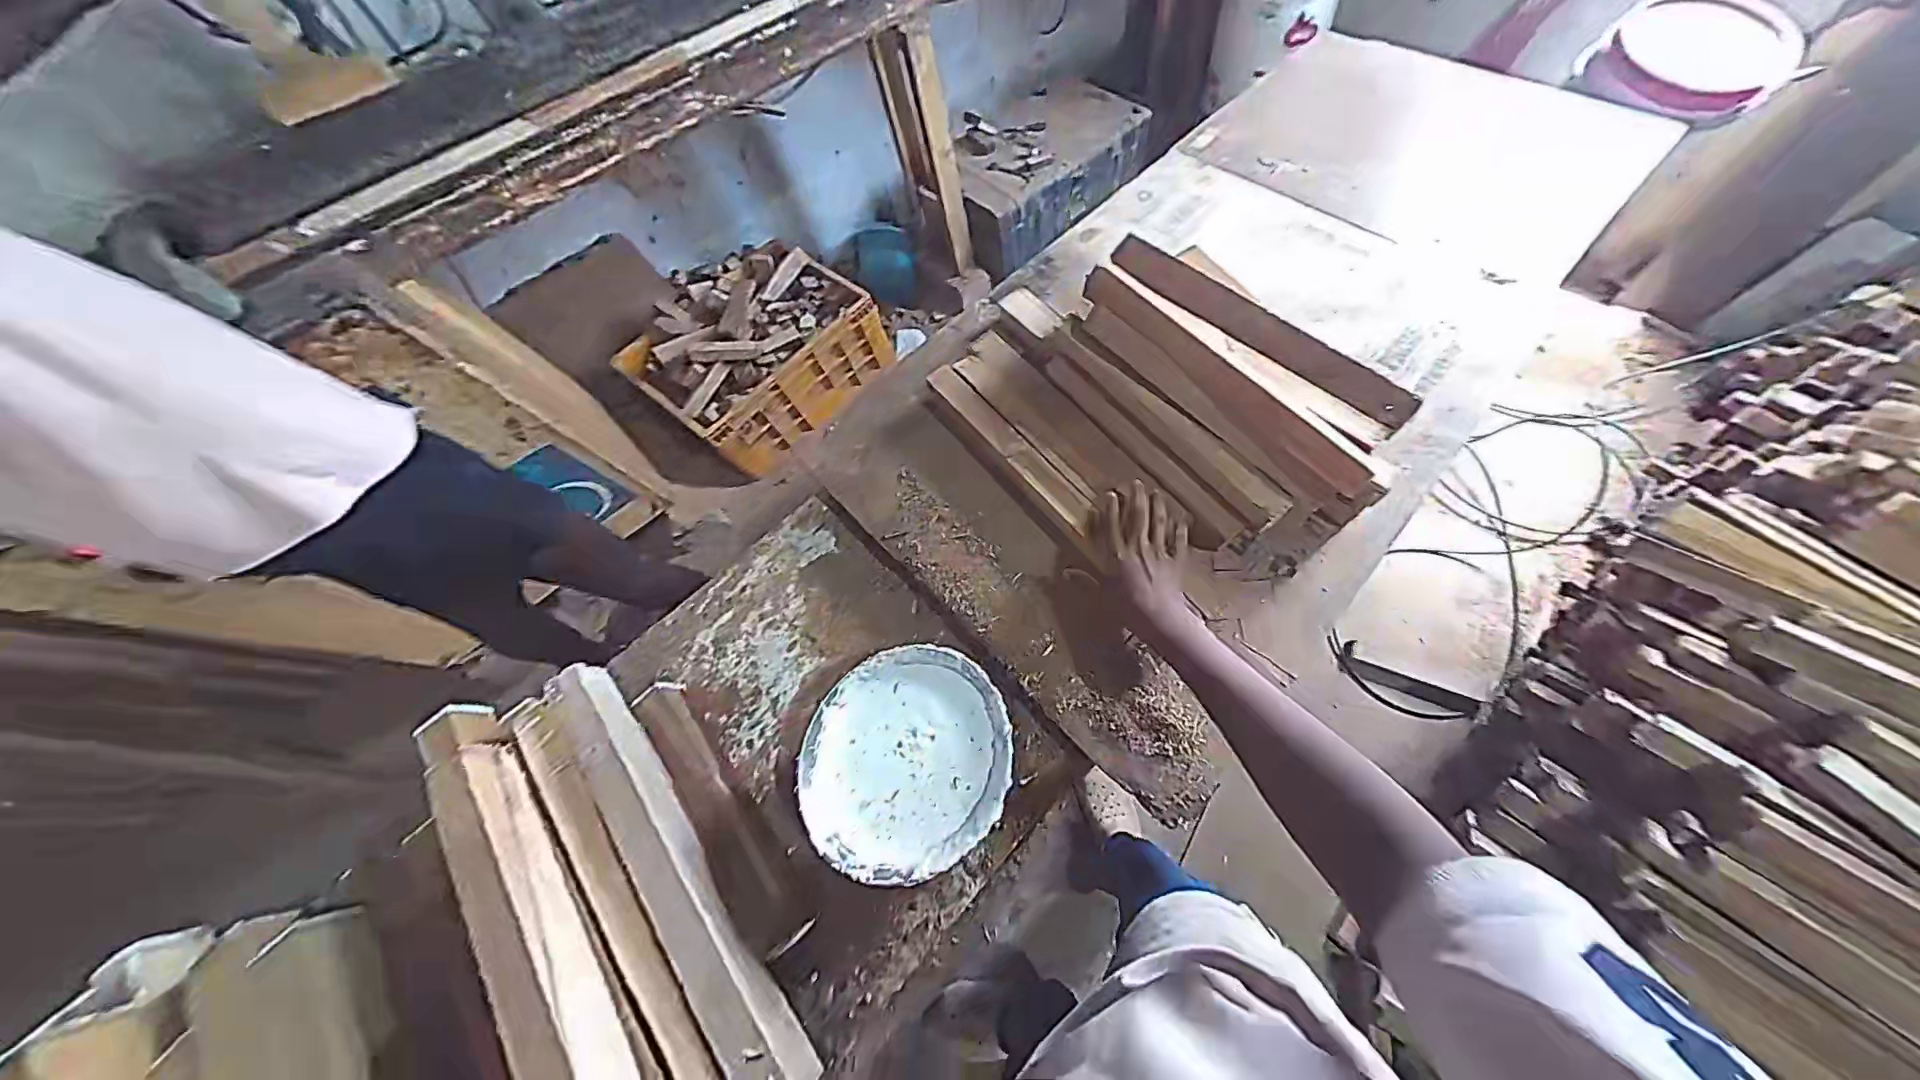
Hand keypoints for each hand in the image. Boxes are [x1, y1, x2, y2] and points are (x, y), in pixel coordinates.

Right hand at [1097, 481, 1198, 641]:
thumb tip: (1066, 572)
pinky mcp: (1176, 560)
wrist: (1160, 618)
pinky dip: (1180, 528)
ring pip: (1158, 523)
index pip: (1113, 526)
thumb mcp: (1102, 596)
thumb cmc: (1127, 609)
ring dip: (1158, 506)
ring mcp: (1159, 552)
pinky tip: (1181, 518)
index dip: (1112, 508)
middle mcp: (1138, 548)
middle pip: (1138, 517)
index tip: (1111, 493)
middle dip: (1137, 498)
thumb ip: (1085, 581)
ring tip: (1157, 493)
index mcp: (1117, 555)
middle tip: (1136, 483)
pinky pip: (1178, 540)